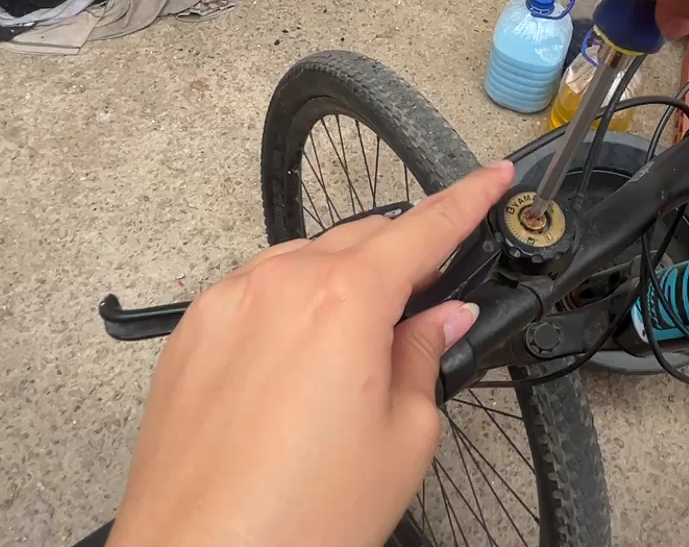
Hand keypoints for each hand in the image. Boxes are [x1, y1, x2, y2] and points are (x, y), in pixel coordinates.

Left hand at [108, 162, 513, 546]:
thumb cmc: (299, 522)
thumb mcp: (403, 438)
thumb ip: (426, 354)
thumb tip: (443, 317)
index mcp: (346, 300)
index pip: (427, 227)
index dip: (469, 197)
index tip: (493, 176)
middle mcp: (284, 281)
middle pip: (367, 238)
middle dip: (405, 257)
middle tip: (429, 297)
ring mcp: (232, 299)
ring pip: (312, 256)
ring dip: (347, 277)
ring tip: (357, 343)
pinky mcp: (195, 327)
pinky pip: (261, 284)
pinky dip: (295, 299)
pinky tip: (299, 356)